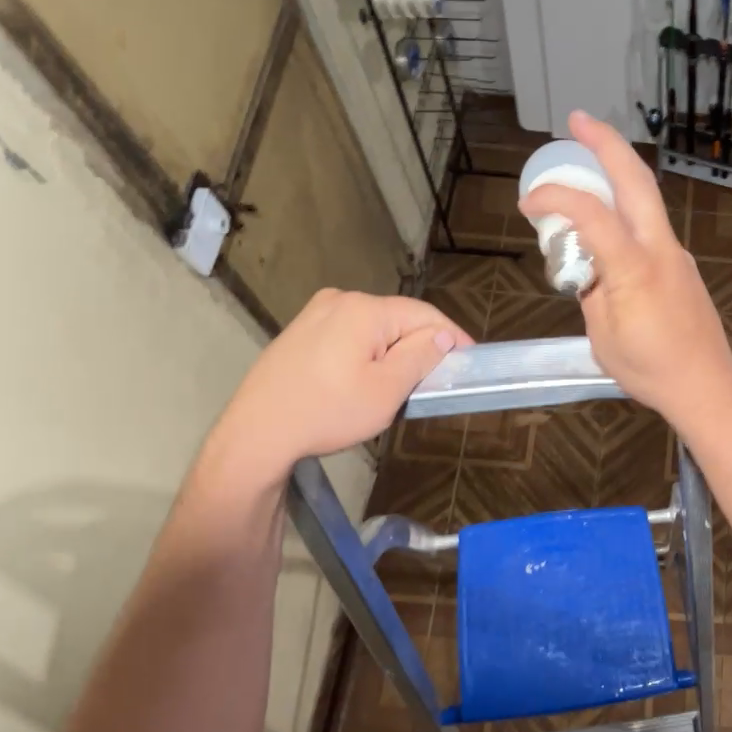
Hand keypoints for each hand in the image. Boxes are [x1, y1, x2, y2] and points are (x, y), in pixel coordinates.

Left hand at [209, 290, 471, 486]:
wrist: (260, 431)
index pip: (425, 314)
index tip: (472, 361)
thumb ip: (420, 358)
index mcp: (364, 310)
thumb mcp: (387, 390)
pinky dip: (370, 353)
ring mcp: (316, 313)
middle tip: (440, 379)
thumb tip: (444, 337)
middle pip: (399, 319)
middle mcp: (340, 299)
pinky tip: (369, 380)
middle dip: (422, 345)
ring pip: (376, 328)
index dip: (453, 337)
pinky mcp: (303, 331)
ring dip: (396, 351)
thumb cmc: (329, 412)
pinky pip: (352, 335)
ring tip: (407, 383)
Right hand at [518, 110, 731, 431]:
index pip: (591, 213)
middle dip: (606, 143)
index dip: (556, 198)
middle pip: (636, 180)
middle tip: (578, 121)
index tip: (528, 204)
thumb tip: (586, 270)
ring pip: (648, 200)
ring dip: (619, 175)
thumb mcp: (603, 337)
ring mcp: (678, 255)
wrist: (706, 388)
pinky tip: (610, 228)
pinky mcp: (684, 268)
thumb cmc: (651, 370)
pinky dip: (628, 212)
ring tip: (588, 167)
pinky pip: (652, 228)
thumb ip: (590, 293)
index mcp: (635, 268)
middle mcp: (661, 249)